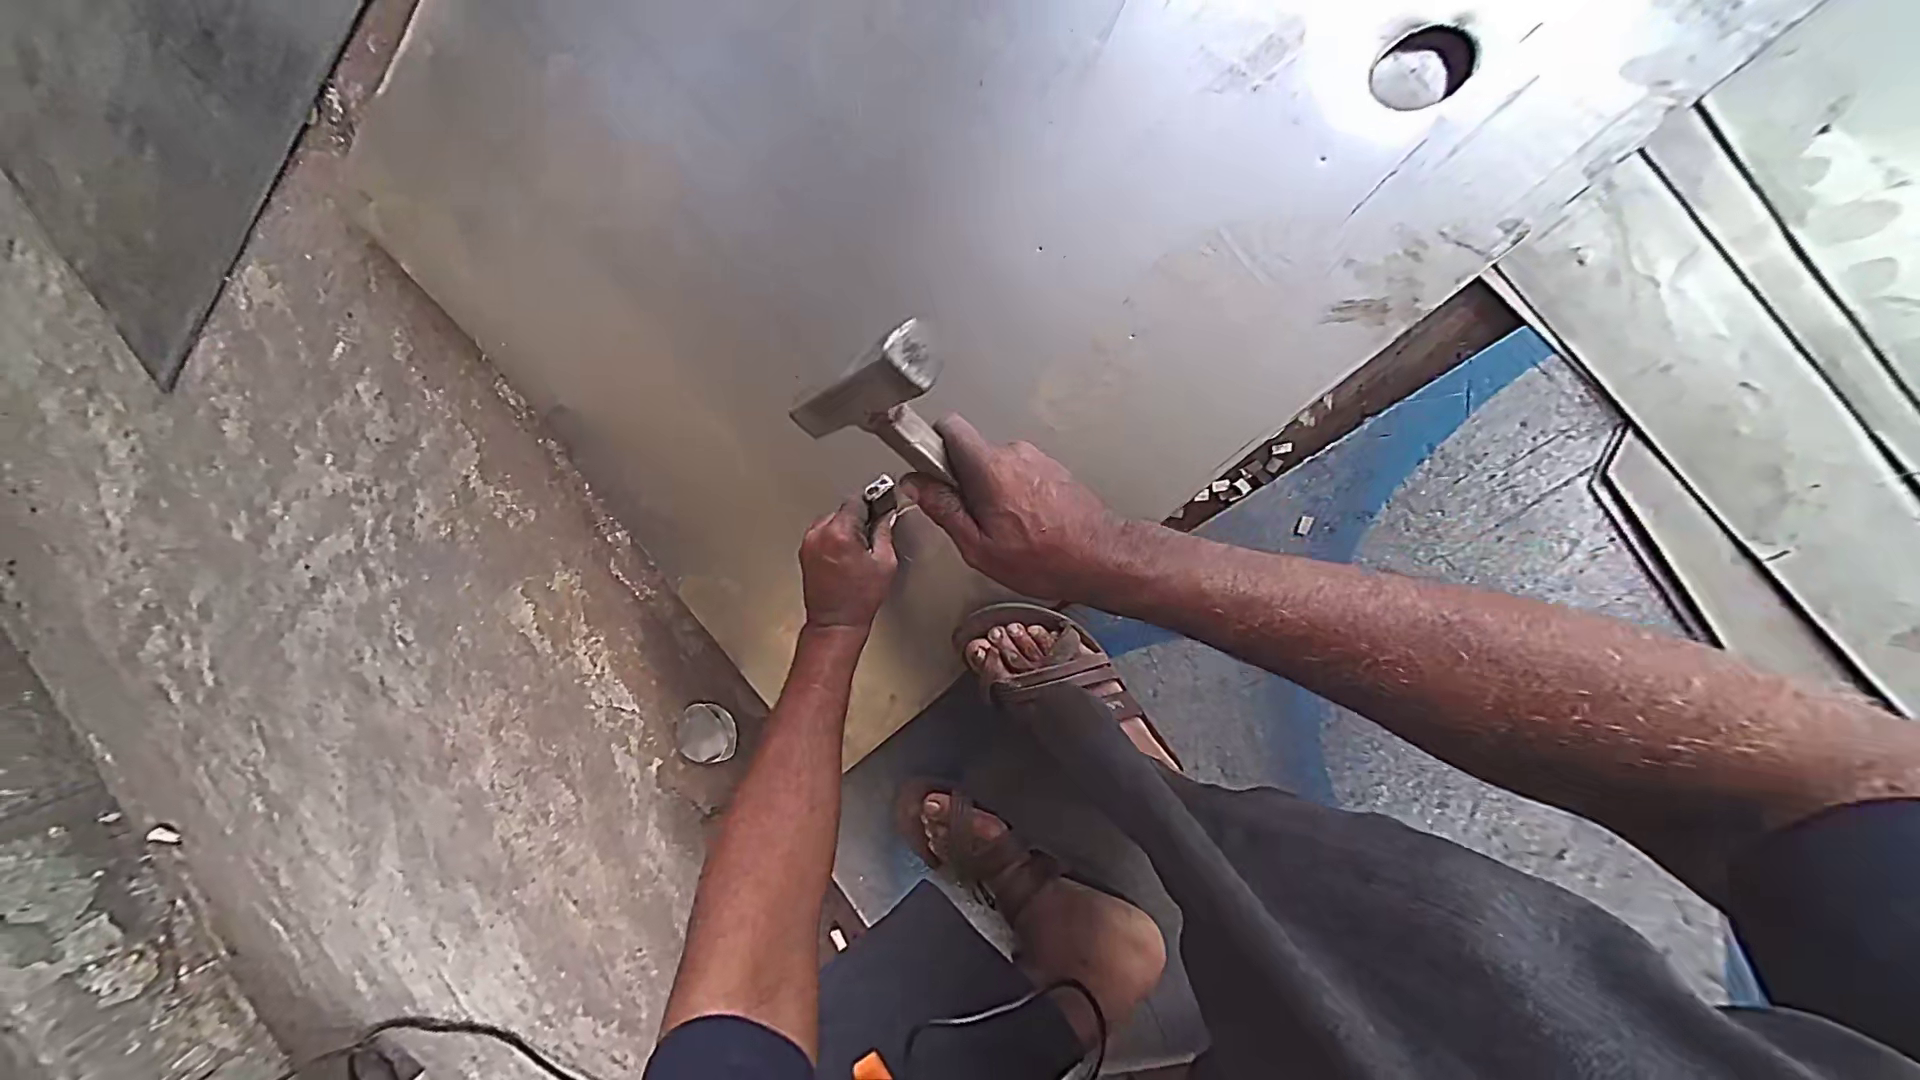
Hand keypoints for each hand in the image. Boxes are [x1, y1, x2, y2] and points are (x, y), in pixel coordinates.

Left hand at [799, 498, 899, 629]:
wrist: (836, 621)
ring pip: (831, 520)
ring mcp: (809, 543)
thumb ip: (884, 532)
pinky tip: (845, 555)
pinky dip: (833, 538)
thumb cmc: (859, 599)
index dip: (872, 503)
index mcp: (840, 533)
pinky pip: (822, 533)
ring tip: (857, 549)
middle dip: (859, 518)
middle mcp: (820, 535)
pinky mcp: (805, 552)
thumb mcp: (885, 563)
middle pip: (843, 510)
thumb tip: (885, 516)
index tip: (881, 504)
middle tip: (872, 535)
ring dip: (845, 527)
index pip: (856, 501)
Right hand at [899, 415, 1130, 601]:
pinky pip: (1018, 473)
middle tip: (973, 518)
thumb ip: (944, 510)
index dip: (932, 446)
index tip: (927, 469)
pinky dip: (1014, 493)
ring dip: (991, 490)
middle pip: (971, 452)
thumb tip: (917, 485)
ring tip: (1006, 527)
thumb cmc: (1046, 558)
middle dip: (964, 480)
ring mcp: (1036, 459)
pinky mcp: (1052, 468)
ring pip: (995, 465)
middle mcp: (1015, 454)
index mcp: (991, 468)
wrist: (1101, 557)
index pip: (949, 427)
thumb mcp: (980, 547)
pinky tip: (1025, 523)